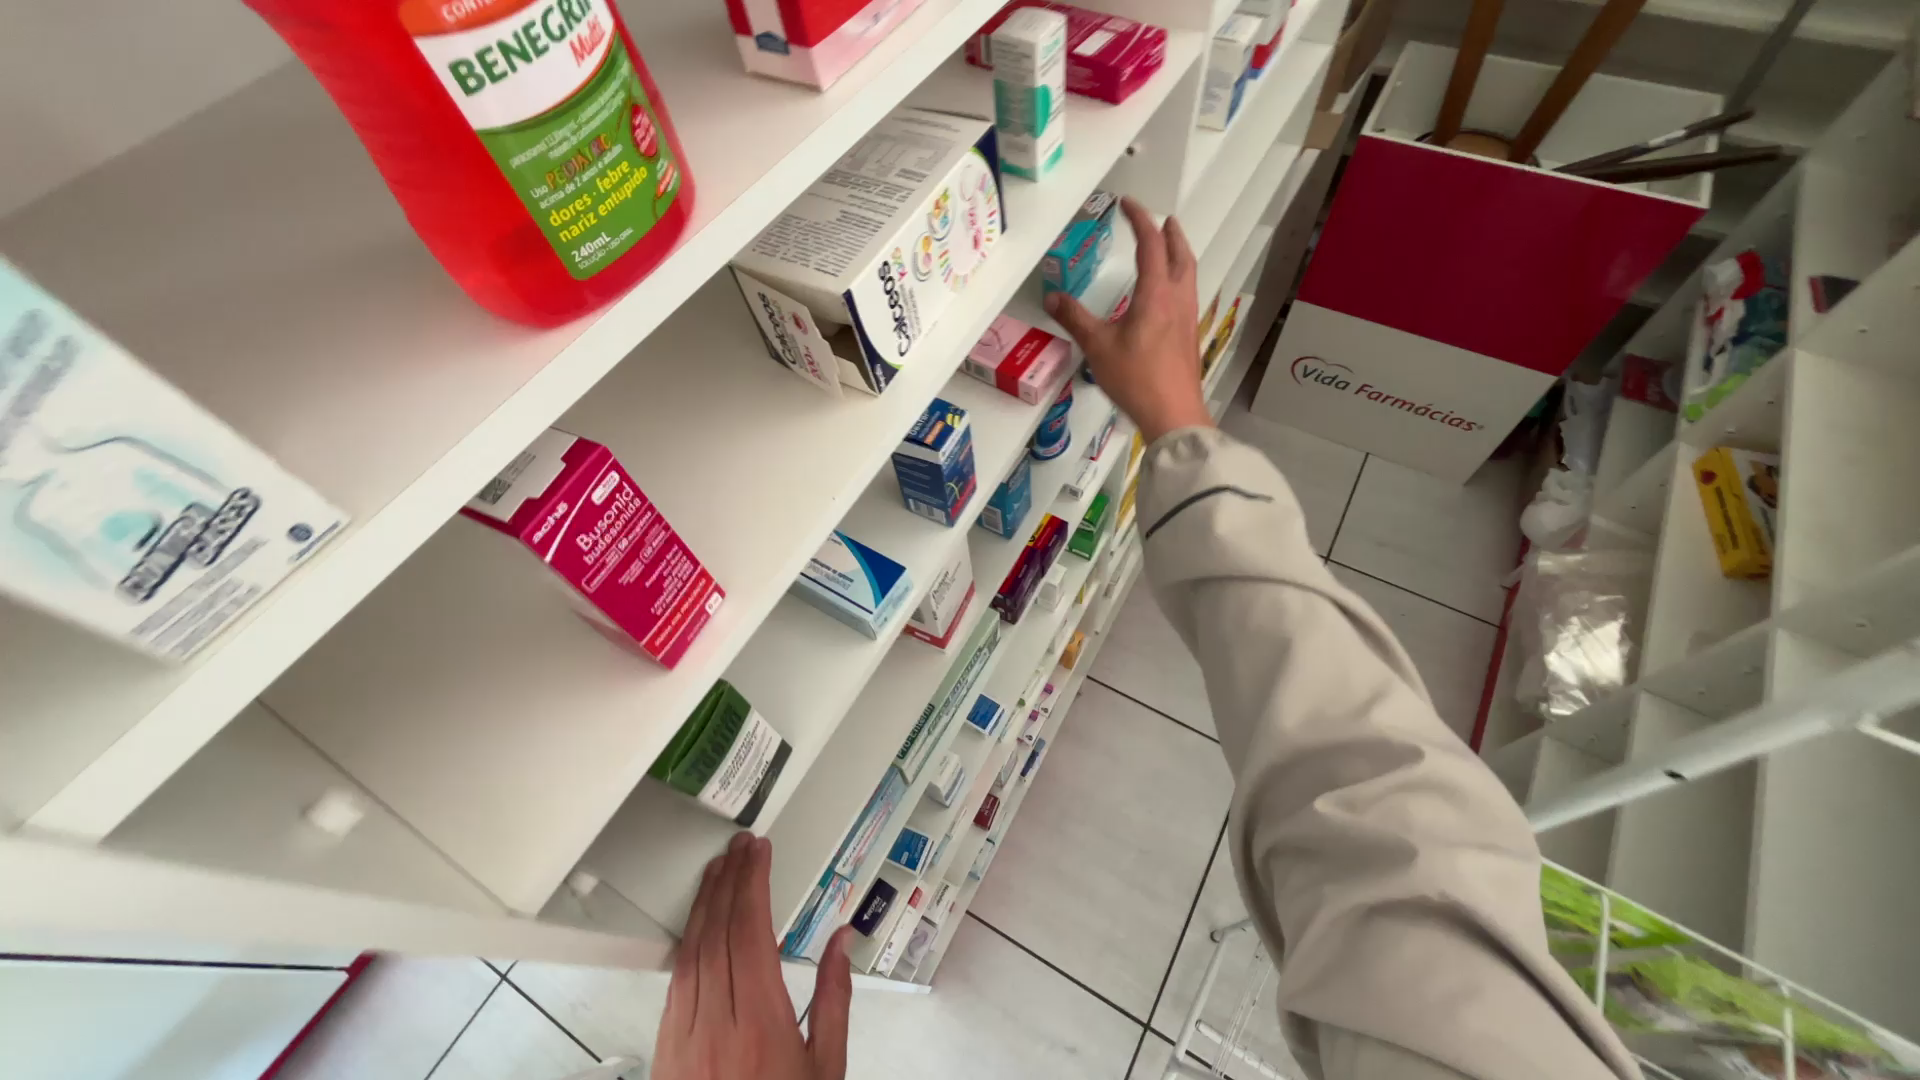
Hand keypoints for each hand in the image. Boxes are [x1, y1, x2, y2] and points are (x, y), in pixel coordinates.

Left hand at [653, 833, 852, 1079]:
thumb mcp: (826, 1069)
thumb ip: (834, 1000)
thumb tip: (842, 940)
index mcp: (762, 1025)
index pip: (750, 932)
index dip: (752, 884)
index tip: (758, 853)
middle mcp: (717, 1025)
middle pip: (717, 933)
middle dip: (728, 881)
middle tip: (739, 847)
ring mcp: (684, 1038)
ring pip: (690, 952)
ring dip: (703, 904)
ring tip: (717, 870)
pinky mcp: (664, 1052)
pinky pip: (675, 983)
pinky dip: (687, 943)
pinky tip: (697, 926)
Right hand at [1044, 197, 1212, 442]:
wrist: (1173, 414)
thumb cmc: (1136, 378)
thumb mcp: (1098, 347)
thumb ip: (1075, 319)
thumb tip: (1052, 297)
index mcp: (1156, 294)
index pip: (1150, 245)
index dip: (1139, 220)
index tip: (1128, 204)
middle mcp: (1177, 299)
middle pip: (1180, 255)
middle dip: (1171, 234)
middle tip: (1163, 220)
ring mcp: (1187, 318)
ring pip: (1188, 275)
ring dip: (1179, 255)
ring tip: (1170, 249)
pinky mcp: (1189, 337)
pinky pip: (1188, 295)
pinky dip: (1179, 280)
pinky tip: (1169, 295)